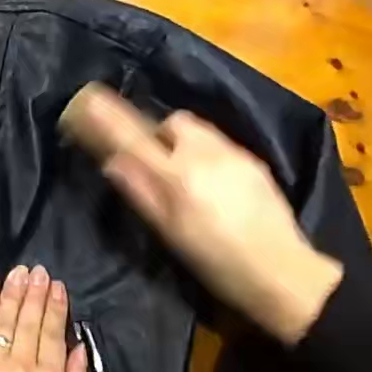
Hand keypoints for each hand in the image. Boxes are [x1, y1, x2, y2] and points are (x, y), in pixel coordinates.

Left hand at [0, 265, 90, 371]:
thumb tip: (78, 348)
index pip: (53, 334)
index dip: (55, 307)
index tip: (57, 286)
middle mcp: (20, 368)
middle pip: (28, 321)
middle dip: (34, 292)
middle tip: (38, 270)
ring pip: (3, 320)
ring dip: (12, 292)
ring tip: (19, 272)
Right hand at [95, 101, 342, 344]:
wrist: (283, 273)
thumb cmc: (216, 262)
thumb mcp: (169, 232)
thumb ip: (139, 191)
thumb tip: (112, 161)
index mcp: (177, 175)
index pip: (133, 135)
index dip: (108, 115)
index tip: (88, 99)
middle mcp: (205, 154)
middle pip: (171, 123)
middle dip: (157, 133)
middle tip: (153, 161)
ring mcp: (234, 154)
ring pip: (197, 130)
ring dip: (182, 141)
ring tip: (184, 172)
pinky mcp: (253, 161)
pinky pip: (219, 143)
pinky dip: (205, 152)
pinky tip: (212, 183)